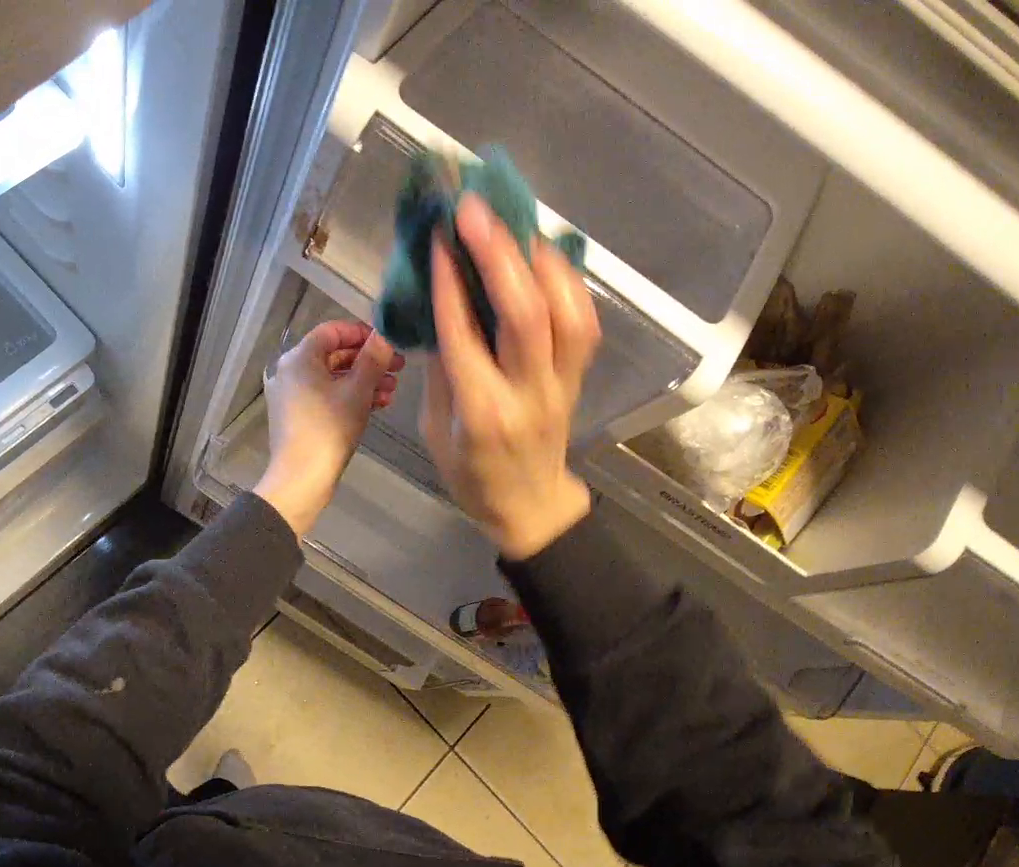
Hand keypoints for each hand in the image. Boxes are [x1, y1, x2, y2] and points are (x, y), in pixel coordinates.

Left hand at [254, 320, 403, 536]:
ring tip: (392, 390)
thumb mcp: (357, 391)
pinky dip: (351, 397)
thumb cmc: (328, 429)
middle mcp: (291, 372)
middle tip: (399, 367)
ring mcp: (293, 395)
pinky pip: (327, 396)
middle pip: (334, 355)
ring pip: (333, 378)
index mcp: (299, 358)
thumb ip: (372, 359)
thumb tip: (385, 334)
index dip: (361, 333)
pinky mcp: (299, 416)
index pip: (332, 331)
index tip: (388, 342)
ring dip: (364, 381)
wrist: (301, 479)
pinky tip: (378, 405)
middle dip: (368, 361)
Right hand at [419, 195, 600, 558]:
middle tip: (475, 210)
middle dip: (498, 254)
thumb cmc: (471, 475)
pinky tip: (544, 254)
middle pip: (525, 314)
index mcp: (481, 412)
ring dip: (539, 259)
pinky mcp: (579, 375)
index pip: (464, 336)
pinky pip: (583, 320)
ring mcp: (561, 383)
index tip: (438, 238)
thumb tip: (441, 307)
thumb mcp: (436, 430)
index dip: (450, 282)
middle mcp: (527, 393)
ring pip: (566, 311)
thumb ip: (441, 370)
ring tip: (513, 223)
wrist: (529, 504)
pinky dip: (566, 279)